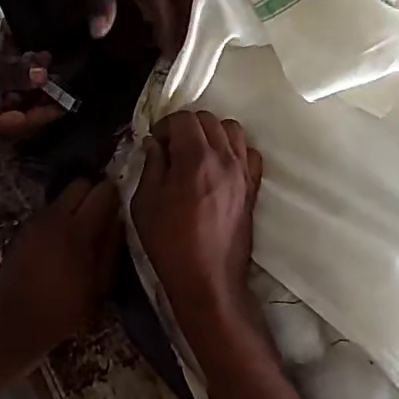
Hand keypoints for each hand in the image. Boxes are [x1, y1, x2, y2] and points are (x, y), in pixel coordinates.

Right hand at [0, 46, 63, 138]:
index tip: (68, 100)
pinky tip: (30, 60)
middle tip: (62, 77)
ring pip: (16, 102)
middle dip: (42, 95)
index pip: (23, 124)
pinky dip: (18, 79)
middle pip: (23, 115)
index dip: (47, 111)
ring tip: (47, 60)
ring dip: (31, 83)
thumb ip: (11, 76)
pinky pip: (5, 94)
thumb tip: (44, 77)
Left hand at [0, 178, 124, 360]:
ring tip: (81, 231)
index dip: (114, 196)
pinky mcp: (22, 230)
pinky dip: (58, 219)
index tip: (119, 208)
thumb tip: (120, 219)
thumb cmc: (65, 309)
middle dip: (93, 193)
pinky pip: (48, 212)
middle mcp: (54, 217)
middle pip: (80, 184)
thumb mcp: (100, 284)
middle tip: (101, 215)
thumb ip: (112, 246)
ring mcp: (35, 222)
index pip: (102, 191)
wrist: (15, 324)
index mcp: (78, 230)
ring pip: (62, 197)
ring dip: (75, 206)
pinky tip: (60, 243)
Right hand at [132, 111, 263, 323]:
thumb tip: (155, 143)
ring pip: (232, 130)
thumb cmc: (169, 243)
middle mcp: (224, 157)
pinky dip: (235, 151)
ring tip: (196, 154)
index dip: (165, 125)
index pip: (184, 118)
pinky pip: (249, 153)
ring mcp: (243, 171)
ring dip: (212, 133)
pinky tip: (220, 167)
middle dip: (187, 126)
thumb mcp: (145, 203)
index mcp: (195, 158)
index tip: (155, 143)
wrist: (207, 279)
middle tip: (171, 148)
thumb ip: (151, 165)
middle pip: (208, 119)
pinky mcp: (253, 186)